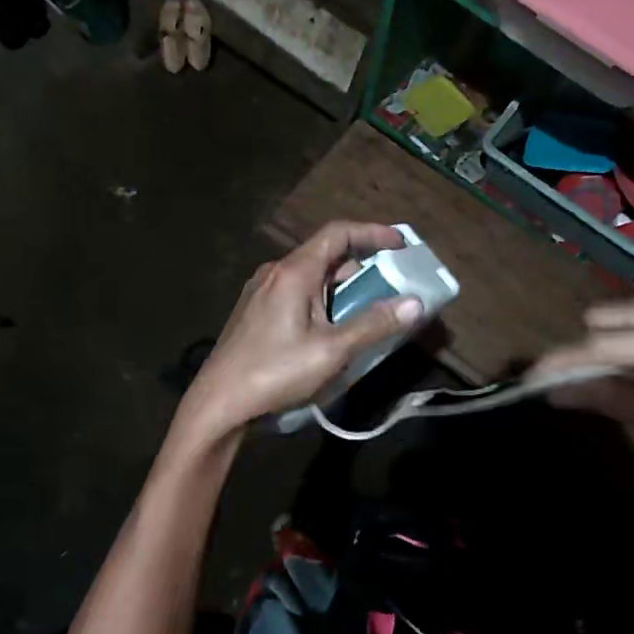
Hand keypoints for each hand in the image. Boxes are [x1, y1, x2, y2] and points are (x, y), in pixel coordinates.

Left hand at [179, 222, 424, 437]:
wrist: (218, 401)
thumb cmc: (275, 372)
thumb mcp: (331, 351)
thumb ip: (373, 325)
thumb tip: (414, 303)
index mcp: (294, 271)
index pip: (338, 233)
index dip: (373, 233)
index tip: (401, 244)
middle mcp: (275, 272)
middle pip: (325, 255)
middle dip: (362, 267)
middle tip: (391, 287)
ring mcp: (261, 291)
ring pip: (310, 277)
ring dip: (341, 288)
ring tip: (367, 312)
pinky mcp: (254, 311)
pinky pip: (295, 293)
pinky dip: (321, 300)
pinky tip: (331, 328)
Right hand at [530, 297, 633, 492]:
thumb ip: (617, 400)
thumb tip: (557, 391)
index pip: (605, 344)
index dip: (565, 360)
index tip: (532, 374)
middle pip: (613, 321)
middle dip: (591, 352)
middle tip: (585, 386)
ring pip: (632, 314)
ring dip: (616, 344)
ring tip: (623, 380)